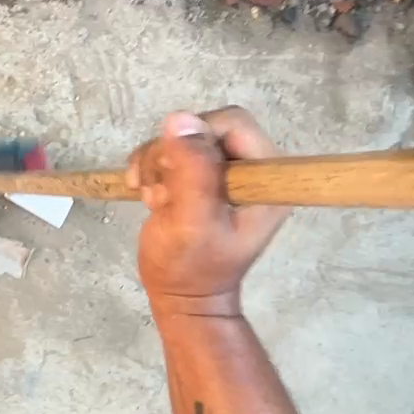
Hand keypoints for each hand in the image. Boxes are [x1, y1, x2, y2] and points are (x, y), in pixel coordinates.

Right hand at [127, 108, 289, 313]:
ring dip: (155, 163)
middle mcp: (250, 169)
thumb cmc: (191, 267)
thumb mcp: (192, 221)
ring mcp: (222, 171)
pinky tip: (145, 192)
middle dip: (170, 154)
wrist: (178, 295)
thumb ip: (191, 170)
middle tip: (159, 190)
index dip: (198, 136)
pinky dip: (148, 165)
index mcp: (268, 178)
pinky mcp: (196, 174)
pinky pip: (166, 149)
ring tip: (153, 198)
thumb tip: (179, 118)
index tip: (174, 171)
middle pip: (203, 127)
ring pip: (180, 137)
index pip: (234, 124)